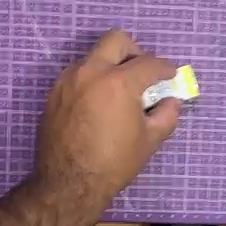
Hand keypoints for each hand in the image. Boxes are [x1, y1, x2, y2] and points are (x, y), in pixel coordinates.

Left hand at [34, 30, 182, 218]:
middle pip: (116, 40)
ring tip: (120, 90)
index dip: (165, 69)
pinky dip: (93, 79)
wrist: (69, 184)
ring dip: (111, 65)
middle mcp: (91, 72)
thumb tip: (171, 101)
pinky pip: (78, 74)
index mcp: (119, 82)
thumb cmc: (114, 163)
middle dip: (135, 51)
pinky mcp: (54, 93)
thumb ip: (166, 115)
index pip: (149, 63)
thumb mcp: (149, 140)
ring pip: (94, 56)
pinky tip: (99, 102)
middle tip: (142, 72)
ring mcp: (68, 80)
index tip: (170, 75)